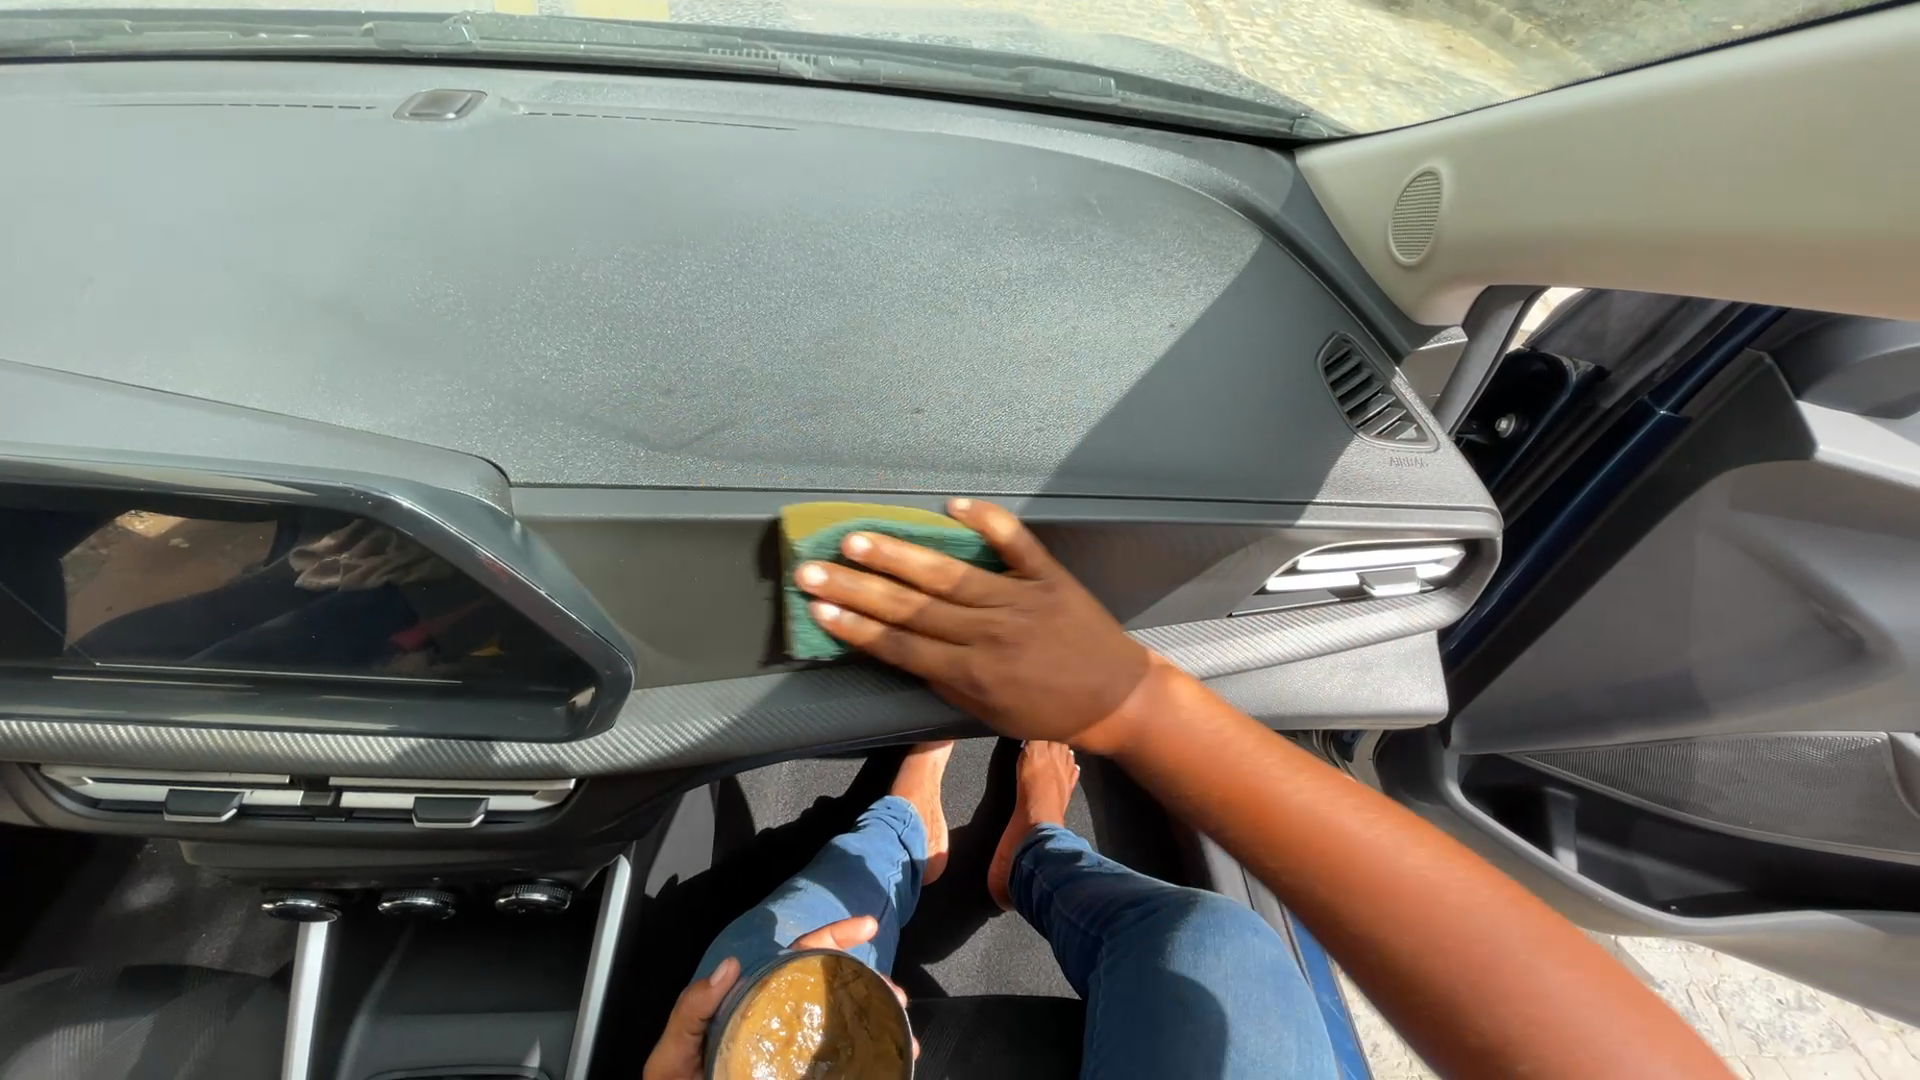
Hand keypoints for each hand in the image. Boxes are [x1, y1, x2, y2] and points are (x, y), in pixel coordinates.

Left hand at [641, 916, 914, 1079]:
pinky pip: (842, 1065)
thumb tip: (730, 964)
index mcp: (756, 1000)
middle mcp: (781, 1020)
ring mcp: (795, 1052)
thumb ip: (692, 1011)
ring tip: (903, 1036)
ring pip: (844, 1025)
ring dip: (877, 1021)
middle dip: (871, 984)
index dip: (834, 936)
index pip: (800, 956)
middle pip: (834, 987)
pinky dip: (870, 1061)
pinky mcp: (806, 1074)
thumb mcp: (672, 1055)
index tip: (868, 925)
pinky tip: (891, 1065)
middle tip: (897, 995)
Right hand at [793, 498, 1159, 753]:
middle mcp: (988, 633)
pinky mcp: (1048, 576)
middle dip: (856, 589)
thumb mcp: (990, 713)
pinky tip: (953, 505)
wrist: (1119, 698)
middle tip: (811, 569)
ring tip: (855, 539)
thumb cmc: (1049, 712)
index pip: (901, 646)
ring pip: (948, 574)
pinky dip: (987, 520)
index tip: (817, 609)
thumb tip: (901, 649)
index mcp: (972, 673)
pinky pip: (1015, 543)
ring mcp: (1018, 599)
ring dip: (899, 555)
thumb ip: (946, 681)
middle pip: (911, 607)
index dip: (856, 627)